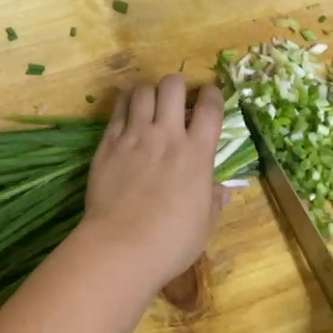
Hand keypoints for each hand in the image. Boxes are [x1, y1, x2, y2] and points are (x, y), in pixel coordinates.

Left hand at [74, 75, 227, 292]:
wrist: (120, 247)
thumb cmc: (170, 242)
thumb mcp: (204, 225)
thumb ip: (214, 200)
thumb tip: (224, 190)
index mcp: (196, 154)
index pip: (210, 108)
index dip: (213, 94)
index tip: (211, 94)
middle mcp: (167, 135)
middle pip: (173, 86)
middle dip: (177, 85)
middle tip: (176, 98)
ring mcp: (136, 135)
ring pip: (143, 91)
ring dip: (149, 91)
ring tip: (150, 102)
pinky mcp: (109, 141)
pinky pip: (118, 108)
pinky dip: (125, 101)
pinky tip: (127, 105)